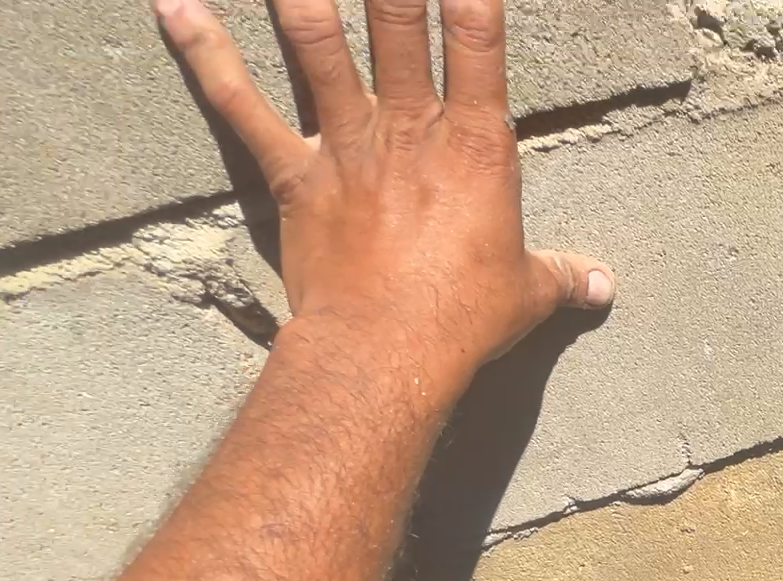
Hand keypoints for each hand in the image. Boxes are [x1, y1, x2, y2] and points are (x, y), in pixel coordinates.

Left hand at [155, 0, 614, 403]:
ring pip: (314, 41)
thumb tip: (606, 286)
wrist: (391, 345)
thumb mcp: (533, 295)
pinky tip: (176, 6)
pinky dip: (203, 52)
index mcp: (477, 151)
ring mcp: (346, 143)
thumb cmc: (468, 315)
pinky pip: (237, 101)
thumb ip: (570, 278)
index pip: (478, 47)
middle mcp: (409, 129)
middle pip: (394, 21)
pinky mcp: (292, 173)